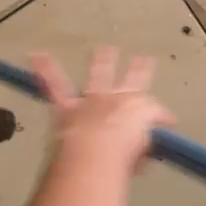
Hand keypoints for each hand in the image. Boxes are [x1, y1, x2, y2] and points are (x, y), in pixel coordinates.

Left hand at [31, 47, 173, 174]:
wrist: (95, 150)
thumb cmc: (123, 155)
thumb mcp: (139, 154)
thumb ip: (140, 149)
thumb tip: (140, 158)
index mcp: (139, 112)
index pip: (154, 109)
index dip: (162, 114)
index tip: (168, 120)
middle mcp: (118, 99)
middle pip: (132, 79)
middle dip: (139, 70)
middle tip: (144, 59)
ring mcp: (91, 99)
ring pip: (99, 74)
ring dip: (102, 60)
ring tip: (104, 48)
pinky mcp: (67, 105)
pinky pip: (54, 85)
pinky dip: (45, 70)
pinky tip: (36, 55)